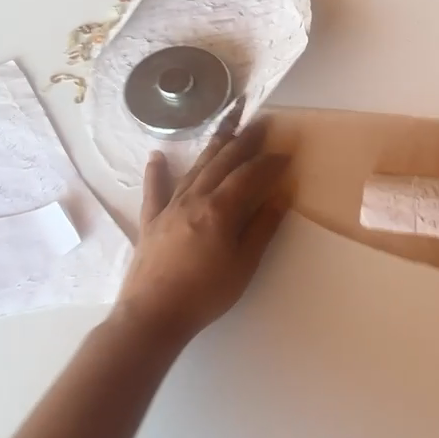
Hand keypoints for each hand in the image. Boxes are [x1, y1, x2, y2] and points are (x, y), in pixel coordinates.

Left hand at [113, 104, 289, 343]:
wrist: (152, 317)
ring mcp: (170, 208)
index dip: (269, 162)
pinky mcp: (151, 222)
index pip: (249, 175)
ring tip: (227, 122)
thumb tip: (280, 197)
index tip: (286, 152)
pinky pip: (155, 191)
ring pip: (195, 168)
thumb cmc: (205, 293)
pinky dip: (157, 172)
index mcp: (220, 209)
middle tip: (261, 120)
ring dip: (213, 144)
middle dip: (244, 139)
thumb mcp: (244, 264)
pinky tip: (157, 156)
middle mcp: (194, 199)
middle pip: (222, 161)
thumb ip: (262, 228)